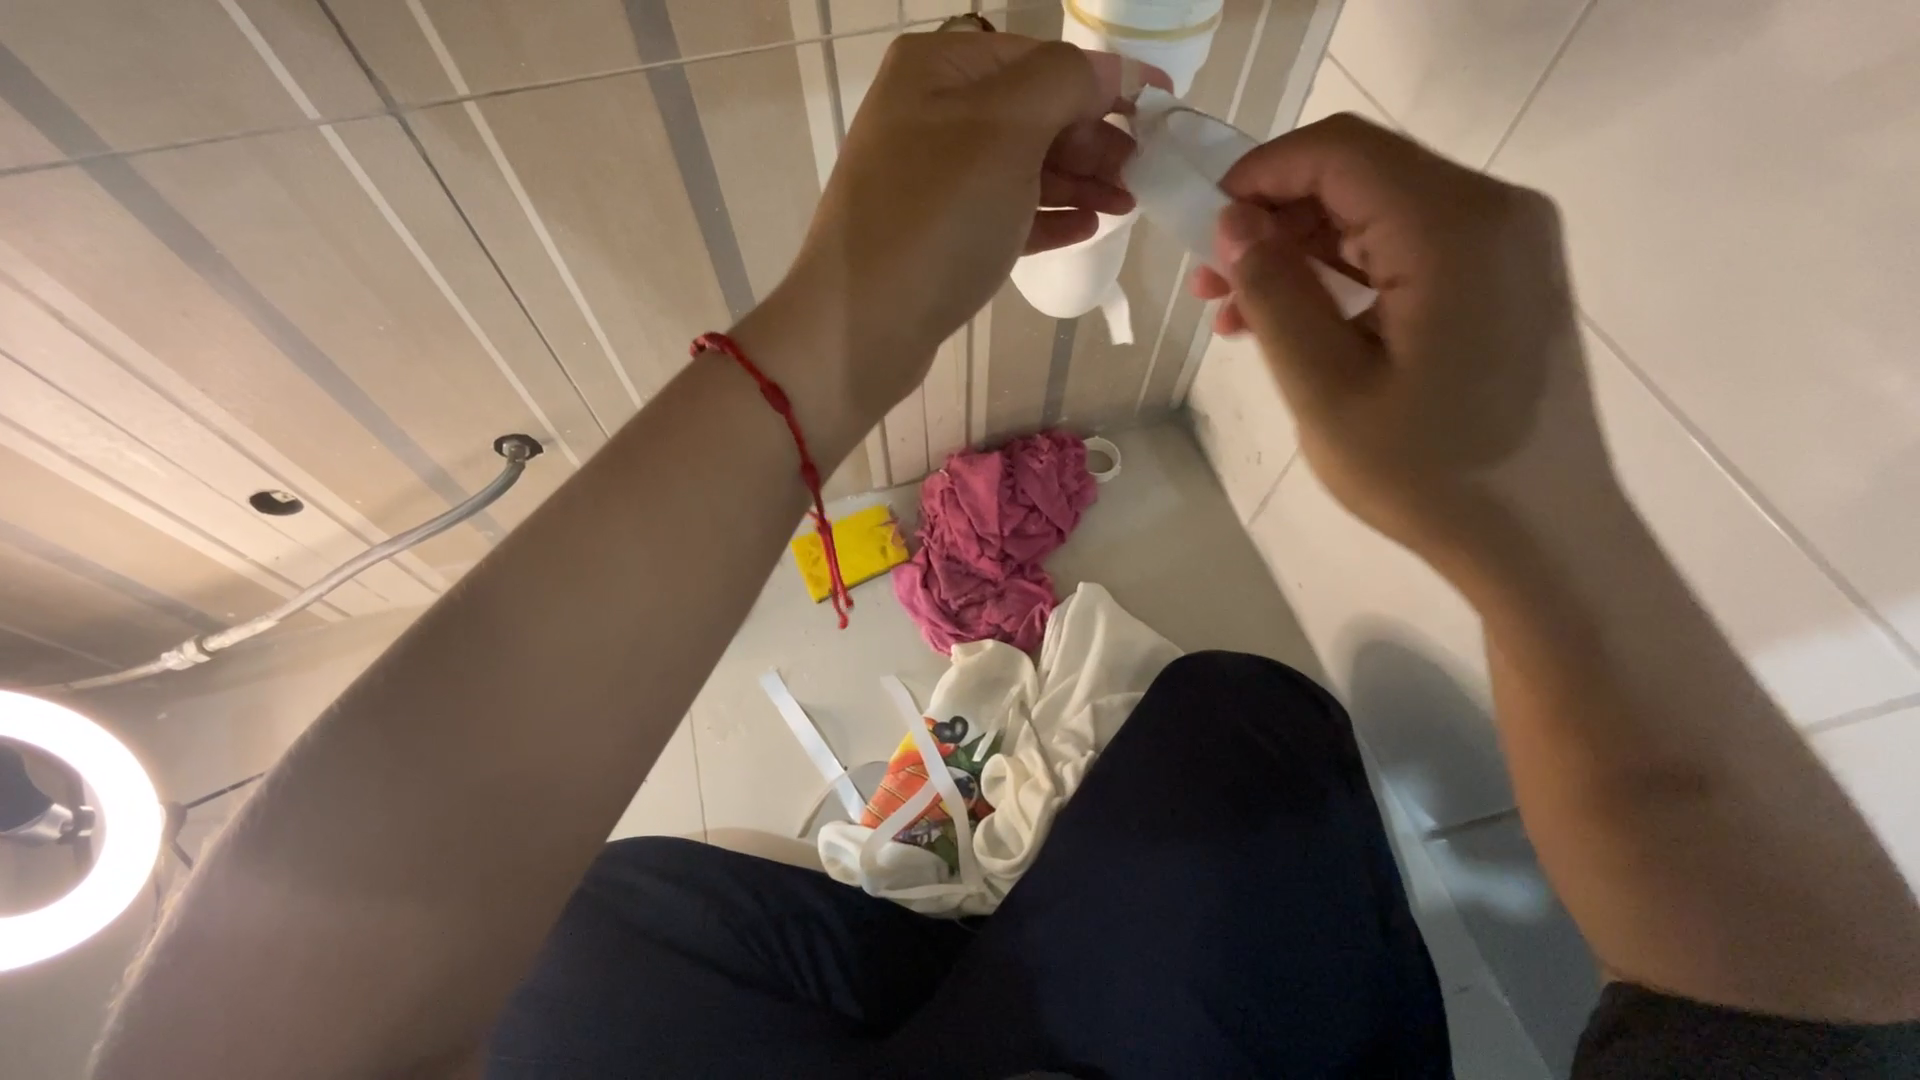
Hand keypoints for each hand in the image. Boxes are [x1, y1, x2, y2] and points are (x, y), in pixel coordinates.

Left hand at [771, 31, 1165, 426]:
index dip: (1102, 81)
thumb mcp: (1006, 131)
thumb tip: (1108, 71)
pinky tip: (1087, 227)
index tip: (1160, 108)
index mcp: (938, 69)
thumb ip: (1064, 84)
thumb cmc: (936, 218)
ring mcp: (929, 181)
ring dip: (1078, 183)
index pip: (1038, 59)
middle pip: (1030, 115)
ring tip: (1126, 204)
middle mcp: (929, 115)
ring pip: (1020, 169)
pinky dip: (1046, 218)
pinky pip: (1002, 215)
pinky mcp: (936, 238)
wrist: (862, 326)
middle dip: (1091, 140)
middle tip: (1141, 172)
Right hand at [1191, 115, 1611, 562]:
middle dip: (1273, 219)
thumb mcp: (1326, 390)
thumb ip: (1275, 295)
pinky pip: (1405, 251)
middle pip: (1360, 176)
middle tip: (1209, 286)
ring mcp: (1505, 247)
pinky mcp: (1501, 281)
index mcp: (1455, 229)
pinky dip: (1341, 276)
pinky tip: (1294, 326)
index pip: (1340, 153)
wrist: (1539, 535)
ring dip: (1300, 252)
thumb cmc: (1428, 474)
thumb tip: (1232, 223)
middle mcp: (1493, 214)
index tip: (1199, 228)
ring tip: (1238, 315)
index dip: (1258, 175)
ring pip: (1377, 213)